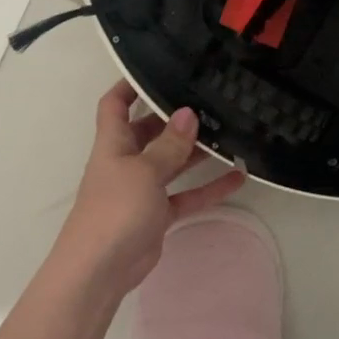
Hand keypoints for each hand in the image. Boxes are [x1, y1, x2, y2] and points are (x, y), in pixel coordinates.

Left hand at [51, 81, 246, 297]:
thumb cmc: (115, 210)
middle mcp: (126, 162)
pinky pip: (185, 195)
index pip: (114, 105)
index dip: (129, 85)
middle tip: (209, 100)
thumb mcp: (144, 172)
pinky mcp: (157, 215)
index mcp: (113, 144)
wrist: (100, 269)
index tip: (157, 68)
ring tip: (229, 132)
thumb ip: (169, 145)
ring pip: (172, 163)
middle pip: (149, 131)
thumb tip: (188, 113)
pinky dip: (208, 188)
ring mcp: (142, 190)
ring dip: (196, 151)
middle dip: (174, 117)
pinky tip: (237, 178)